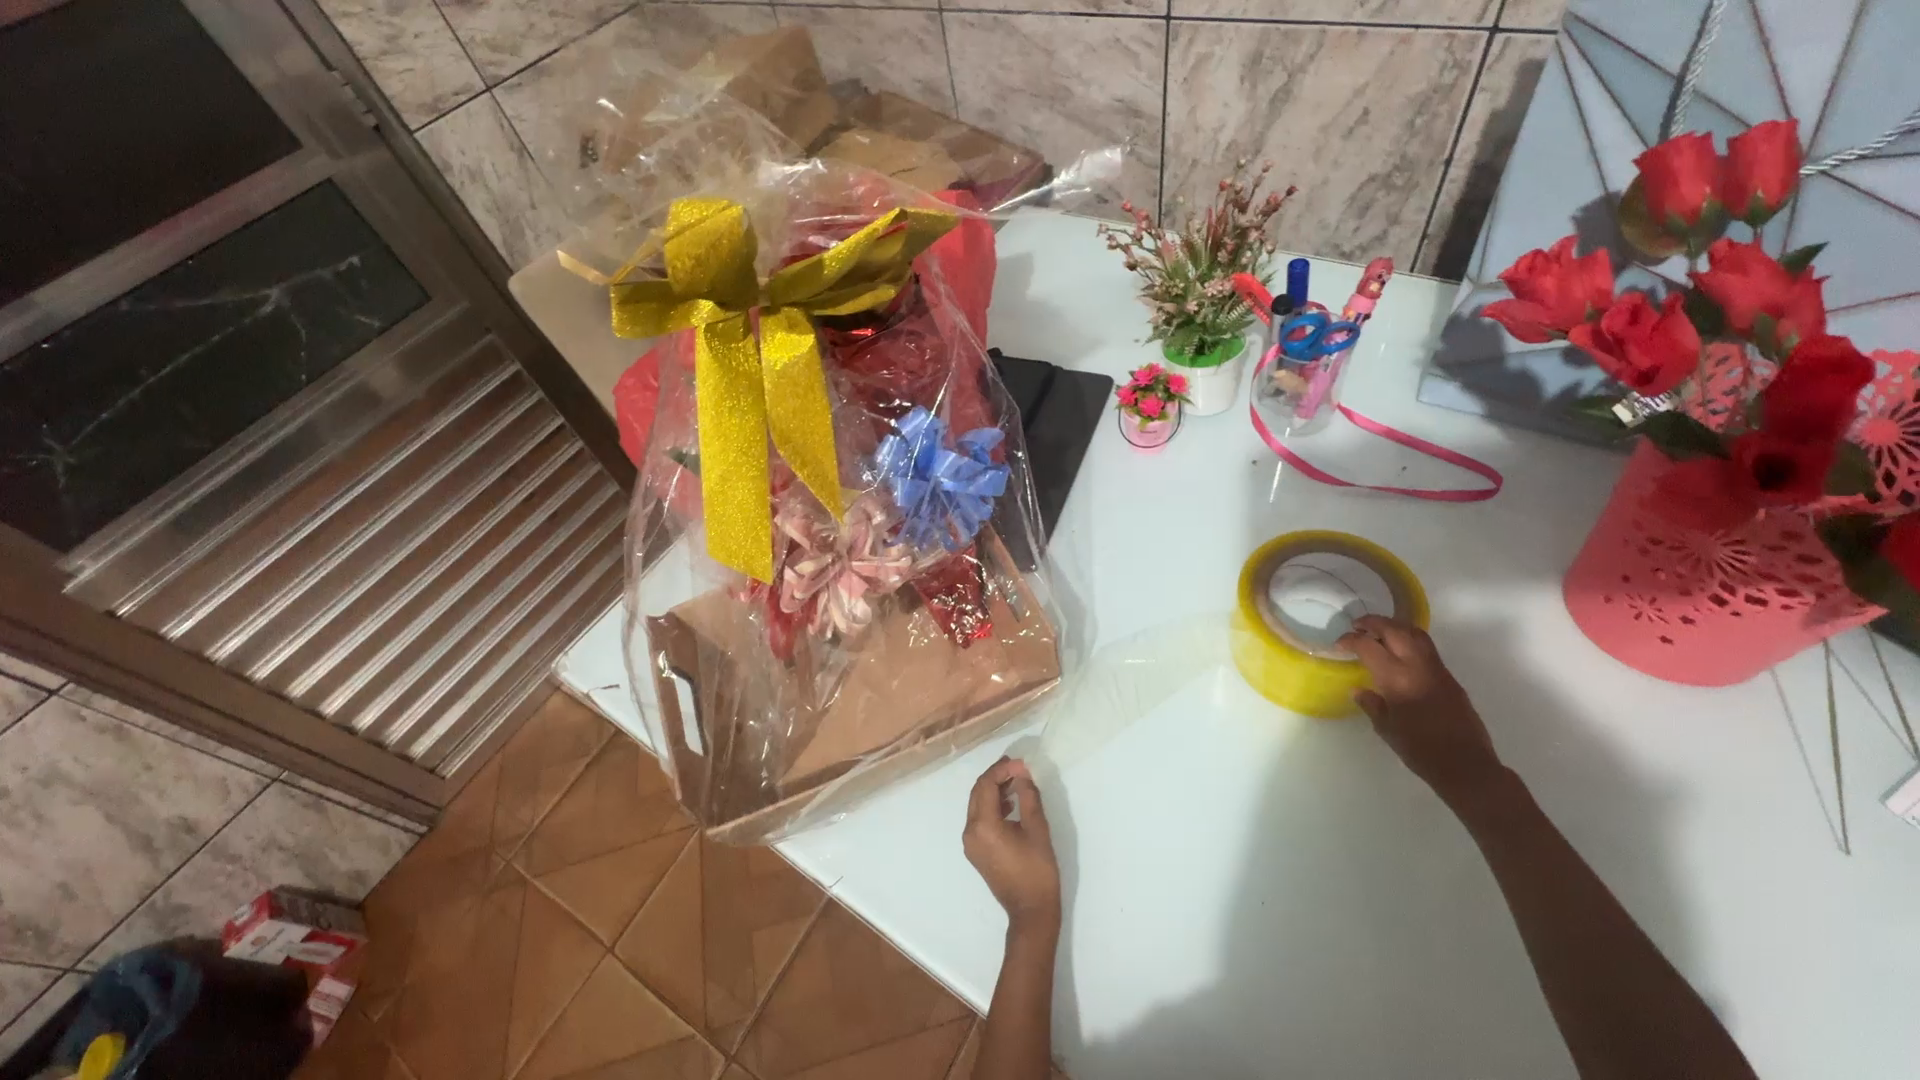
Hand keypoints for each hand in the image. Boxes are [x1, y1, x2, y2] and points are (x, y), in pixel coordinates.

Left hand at [963, 757, 1060, 934]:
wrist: (1030, 911)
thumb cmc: (1037, 871)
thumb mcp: (1037, 830)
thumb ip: (1028, 798)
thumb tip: (1023, 775)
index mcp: (983, 826)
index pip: (985, 785)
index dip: (1001, 770)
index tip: (1020, 763)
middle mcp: (970, 832)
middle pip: (977, 793)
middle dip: (996, 777)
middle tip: (1017, 767)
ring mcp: (970, 844)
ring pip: (977, 806)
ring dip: (995, 791)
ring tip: (1017, 783)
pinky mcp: (976, 851)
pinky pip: (980, 820)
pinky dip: (993, 807)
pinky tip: (1011, 804)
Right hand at [1337, 615, 1505, 804]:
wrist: (1465, 764)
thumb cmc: (1420, 750)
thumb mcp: (1387, 729)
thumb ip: (1372, 704)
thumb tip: (1359, 690)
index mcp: (1397, 680)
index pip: (1369, 647)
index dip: (1351, 640)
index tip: (1339, 644)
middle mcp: (1417, 667)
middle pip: (1394, 630)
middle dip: (1373, 623)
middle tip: (1357, 625)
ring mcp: (1437, 670)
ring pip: (1415, 634)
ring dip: (1395, 626)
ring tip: (1379, 631)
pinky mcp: (1450, 678)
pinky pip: (1427, 648)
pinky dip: (1410, 640)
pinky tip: (1401, 652)